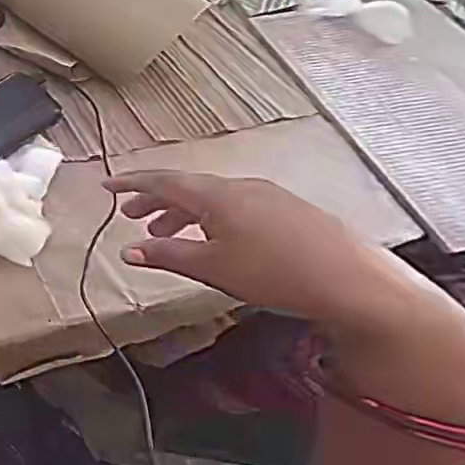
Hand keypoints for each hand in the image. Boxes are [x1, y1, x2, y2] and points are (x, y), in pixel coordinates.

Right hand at [104, 171, 451, 338]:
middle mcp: (239, 186)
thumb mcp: (213, 268)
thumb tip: (128, 251)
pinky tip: (214, 238)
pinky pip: (234, 204)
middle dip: (154, 200)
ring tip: (166, 233)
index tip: (107, 185)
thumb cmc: (276, 273)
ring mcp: (267, 195)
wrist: (357, 283)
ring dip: (183, 212)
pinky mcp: (288, 209)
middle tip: (130, 215)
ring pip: (211, 197)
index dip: (131, 184)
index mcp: (215, 195)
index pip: (161, 182)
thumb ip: (167, 256)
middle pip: (186, 186)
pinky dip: (211, 216)